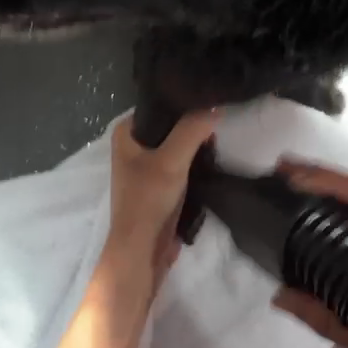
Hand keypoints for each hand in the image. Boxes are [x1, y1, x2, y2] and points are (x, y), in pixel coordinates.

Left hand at [104, 110, 218, 286]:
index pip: (160, 103)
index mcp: (126, 131)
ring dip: (197, 143)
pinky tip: (214, 156)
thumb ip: (193, 130)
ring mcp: (146, 165)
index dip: (184, 101)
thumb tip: (215, 107)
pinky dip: (195, 160)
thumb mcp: (172, 159)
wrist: (142, 251)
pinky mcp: (160, 184)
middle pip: (171, 123)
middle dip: (193, 122)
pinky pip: (182, 162)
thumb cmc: (149, 200)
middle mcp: (133, 143)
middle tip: (221, 116)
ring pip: (178, 143)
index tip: (211, 97)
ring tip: (221, 133)